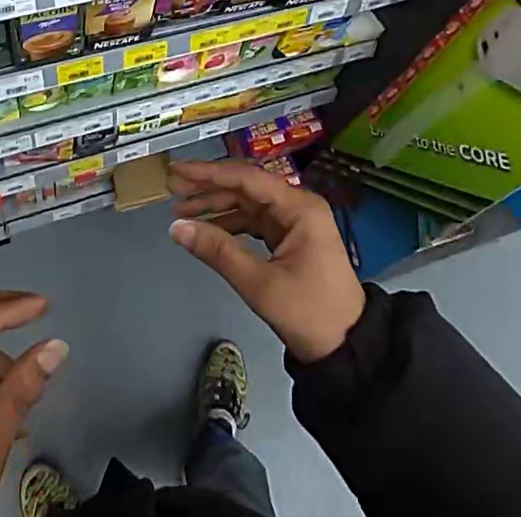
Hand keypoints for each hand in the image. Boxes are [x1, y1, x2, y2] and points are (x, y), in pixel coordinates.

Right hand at [168, 160, 365, 362]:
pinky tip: (205, 229)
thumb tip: (176, 227)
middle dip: (208, 188)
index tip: (177, 171)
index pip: (246, 178)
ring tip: (181, 210)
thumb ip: (217, 251)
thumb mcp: (259, 284)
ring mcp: (294, 222)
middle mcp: (298, 206)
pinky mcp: (289, 238)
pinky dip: (228, 224)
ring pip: (247, 204)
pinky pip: (253, 221)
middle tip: (172, 188)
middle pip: (245, 187)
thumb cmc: (309, 313)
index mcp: (299, 208)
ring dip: (215, 206)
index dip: (208, 173)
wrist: (348, 350)